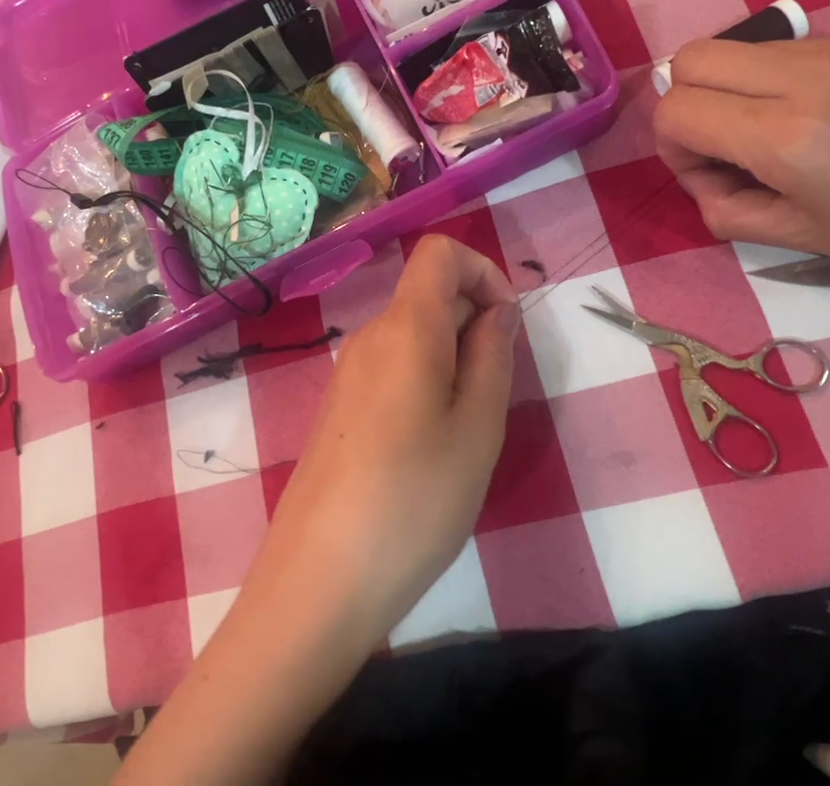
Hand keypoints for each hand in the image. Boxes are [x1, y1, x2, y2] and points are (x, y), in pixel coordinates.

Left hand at [114, 236, 518, 784]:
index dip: (483, 272)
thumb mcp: (477, 427)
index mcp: (404, 329)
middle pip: (426, 295)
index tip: (508, 327)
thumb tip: (495, 311)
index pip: (438, 252)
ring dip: (452, 360)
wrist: (321, 576)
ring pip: (411, 337)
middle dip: (474, 322)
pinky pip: (390, 371)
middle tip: (496, 394)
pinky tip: (430, 448)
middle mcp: (368, 339)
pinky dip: (423, 385)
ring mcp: (346, 376)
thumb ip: (492, 356)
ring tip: (466, 431)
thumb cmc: (416, 498)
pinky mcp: (337, 412)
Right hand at [651, 36, 829, 306]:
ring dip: (737, 94)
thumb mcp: (811, 240)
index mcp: (785, 134)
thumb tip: (711, 181)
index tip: (717, 184)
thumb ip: (733, 209)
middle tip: (734, 156)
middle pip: (694, 58)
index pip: (676, 109)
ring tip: (789, 147)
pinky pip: (797, 52)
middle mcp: (807, 74)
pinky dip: (783, 85)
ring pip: (744, 49)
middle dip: (691, 108)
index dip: (675, 151)